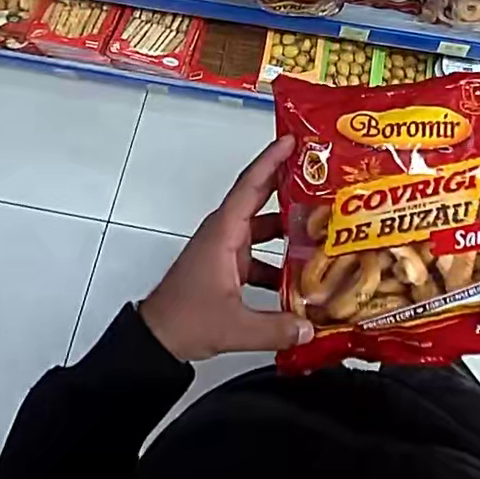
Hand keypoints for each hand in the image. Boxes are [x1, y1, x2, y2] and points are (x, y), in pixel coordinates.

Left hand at [139, 136, 314, 361]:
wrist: (157, 337)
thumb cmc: (185, 319)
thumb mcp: (235, 326)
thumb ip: (276, 328)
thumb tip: (311, 328)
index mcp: (224, 233)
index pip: (250, 186)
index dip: (270, 160)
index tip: (290, 141)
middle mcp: (225, 233)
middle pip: (259, 199)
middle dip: (286, 183)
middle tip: (318, 172)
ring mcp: (225, 249)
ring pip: (261, 228)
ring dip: (287, 227)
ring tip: (322, 227)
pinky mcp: (227, 267)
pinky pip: (259, 253)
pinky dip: (279, 260)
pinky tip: (302, 276)